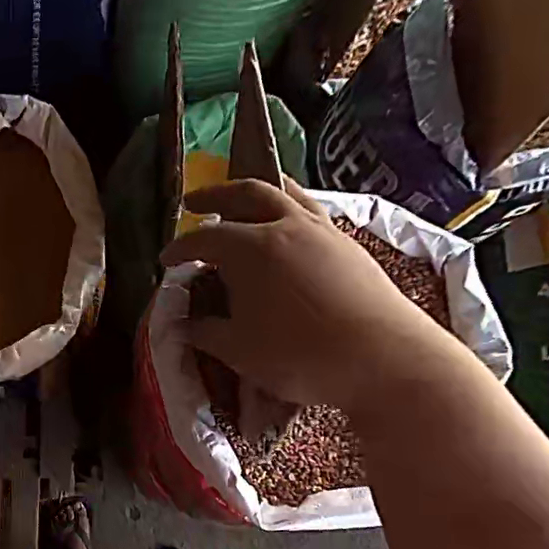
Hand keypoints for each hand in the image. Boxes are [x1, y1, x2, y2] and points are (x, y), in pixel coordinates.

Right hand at [160, 179, 448, 412]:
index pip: (204, 239)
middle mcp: (286, 225)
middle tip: (197, 203)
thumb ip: (207, 333)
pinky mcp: (349, 244)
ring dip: (259, 192)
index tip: (167, 259)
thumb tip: (184, 325)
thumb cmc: (300, 356)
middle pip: (247, 193)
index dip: (181, 247)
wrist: (382, 357)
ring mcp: (323, 230)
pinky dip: (290, 209)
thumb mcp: (240, 352)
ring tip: (245, 199)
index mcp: (250, 248)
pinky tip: (288, 229)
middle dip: (216, 195)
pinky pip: (312, 212)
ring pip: (286, 193)